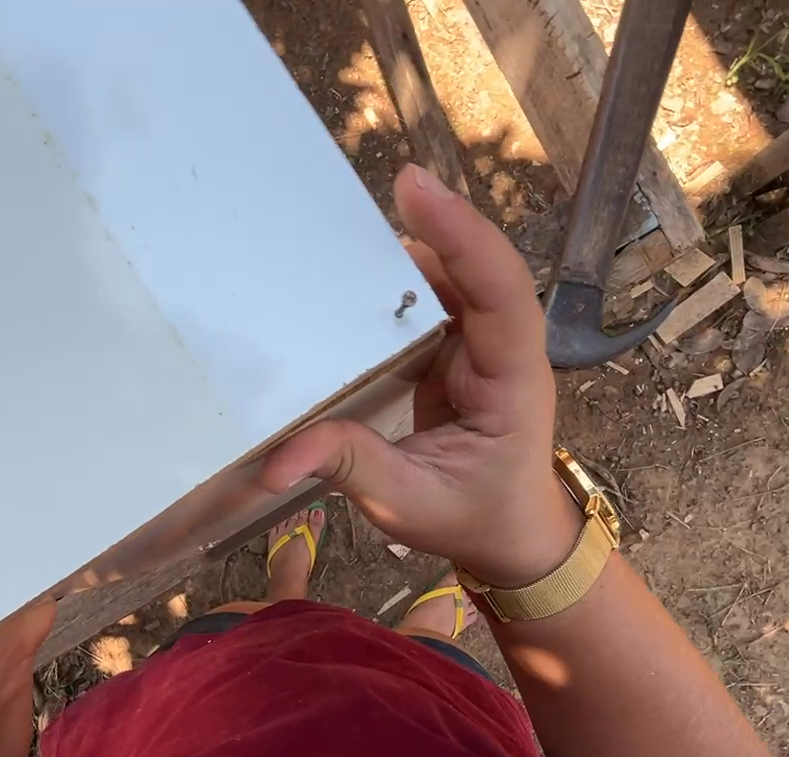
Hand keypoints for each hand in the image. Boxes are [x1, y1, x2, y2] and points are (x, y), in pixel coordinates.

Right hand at [261, 165, 579, 587]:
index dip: (461, 236)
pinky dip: (391, 297)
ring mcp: (480, 351)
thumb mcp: (408, 501)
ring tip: (340, 247)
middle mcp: (503, 352)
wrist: (509, 536)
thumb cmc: (472, 519)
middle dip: (424, 232)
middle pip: (474, 272)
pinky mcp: (454, 358)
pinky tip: (350, 293)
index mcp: (512, 382)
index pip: (500, 293)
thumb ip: (350, 467)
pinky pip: (429, 311)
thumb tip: (277, 458)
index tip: (412, 189)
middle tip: (350, 217)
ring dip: (402, 264)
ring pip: (451, 284)